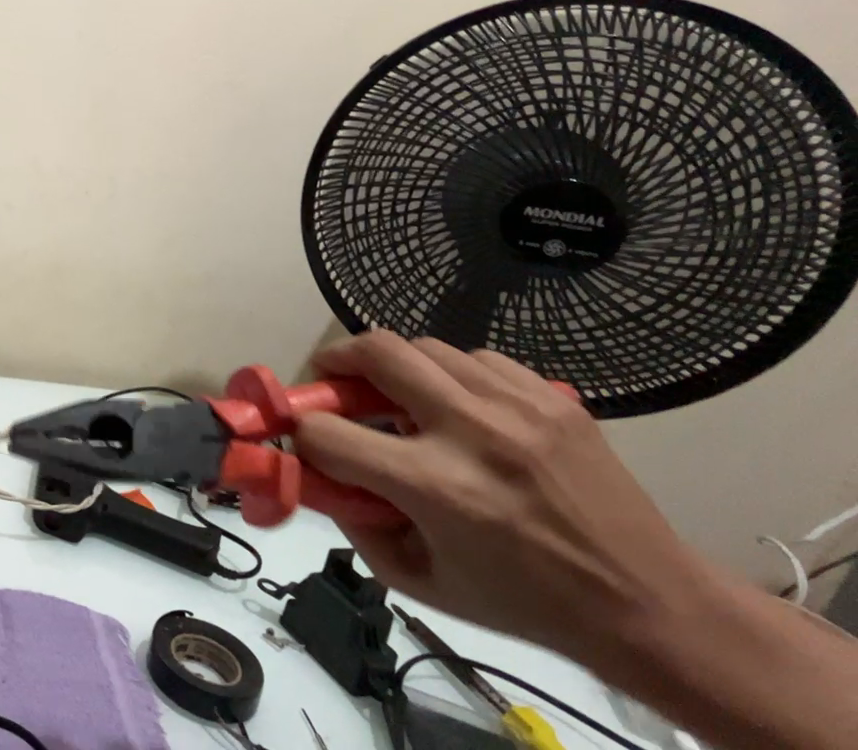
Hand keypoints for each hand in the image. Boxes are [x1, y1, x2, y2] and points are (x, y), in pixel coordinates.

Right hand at [291, 330, 714, 655]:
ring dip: (396, 368)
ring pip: (424, 347)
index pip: (327, 432)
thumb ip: (353, 523)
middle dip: (335, 361)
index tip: (307, 442)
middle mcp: (470, 432)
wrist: (646, 603)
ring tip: (402, 399)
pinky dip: (453, 375)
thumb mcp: (416, 579)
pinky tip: (462, 408)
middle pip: (374, 352)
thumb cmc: (520, 602)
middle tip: (332, 381)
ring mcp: (518, 407)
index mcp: (432, 486)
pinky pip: (478, 359)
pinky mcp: (554, 398)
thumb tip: (318, 476)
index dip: (304, 434)